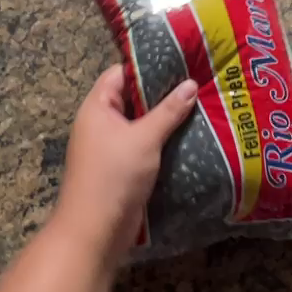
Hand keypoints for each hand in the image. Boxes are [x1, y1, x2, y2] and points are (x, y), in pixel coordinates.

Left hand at [50, 66, 196, 263]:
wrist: (94, 232)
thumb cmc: (113, 177)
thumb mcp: (145, 138)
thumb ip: (169, 110)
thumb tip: (191, 84)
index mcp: (97, 107)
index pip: (121, 73)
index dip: (147, 65)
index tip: (178, 58)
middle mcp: (101, 122)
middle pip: (133, 96)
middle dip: (162, 90)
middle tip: (195, 78)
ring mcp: (110, 144)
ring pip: (141, 120)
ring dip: (164, 115)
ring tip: (198, 101)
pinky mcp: (121, 165)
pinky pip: (144, 141)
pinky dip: (162, 136)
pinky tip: (188, 132)